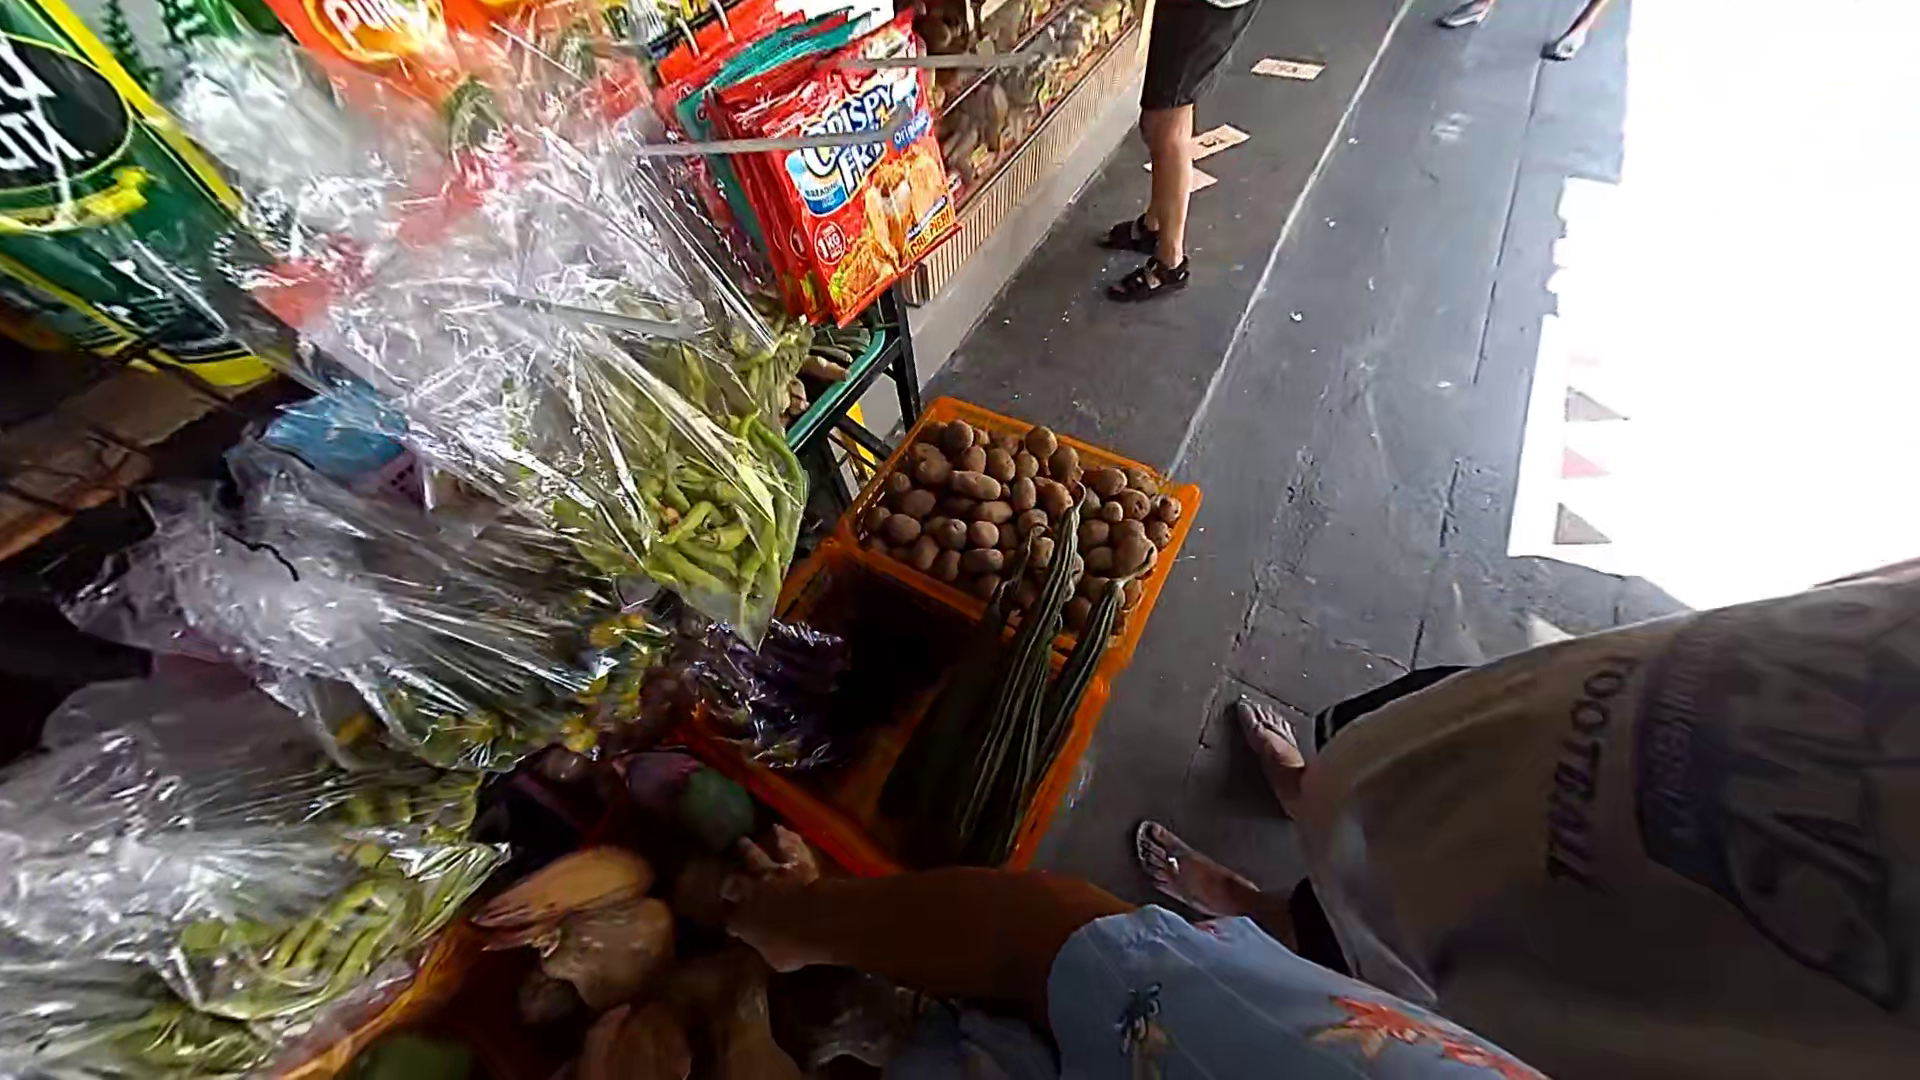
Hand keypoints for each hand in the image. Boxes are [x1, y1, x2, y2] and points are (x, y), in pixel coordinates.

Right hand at [724, 825, 826, 972]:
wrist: (814, 917)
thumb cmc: (794, 946)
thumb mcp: (776, 957)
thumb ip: (768, 947)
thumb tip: (768, 946)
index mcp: (744, 921)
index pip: (732, 920)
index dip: (731, 921)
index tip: (731, 922)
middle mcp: (753, 893)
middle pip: (735, 883)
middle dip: (730, 882)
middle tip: (727, 880)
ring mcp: (773, 873)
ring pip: (756, 857)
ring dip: (749, 849)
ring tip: (742, 841)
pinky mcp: (794, 861)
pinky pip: (787, 846)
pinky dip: (784, 837)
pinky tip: (781, 829)